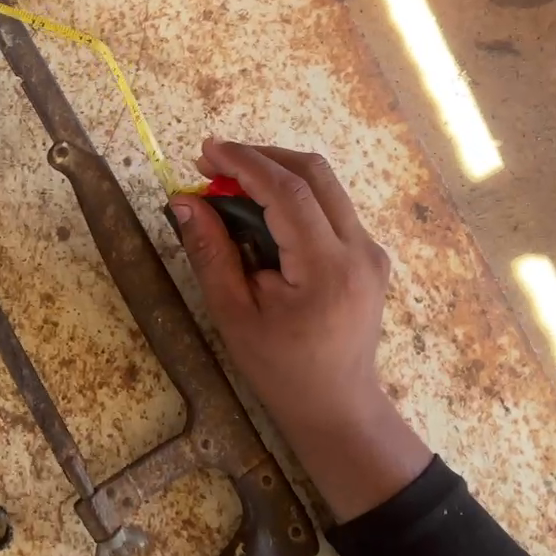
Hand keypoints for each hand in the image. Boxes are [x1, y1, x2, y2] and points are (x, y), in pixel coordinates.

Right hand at [171, 140, 429, 520]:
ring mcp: (370, 250)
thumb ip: (211, 251)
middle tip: (213, 163)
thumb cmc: (278, 367)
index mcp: (327, 269)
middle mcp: (360, 250)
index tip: (205, 151)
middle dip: (261, 157)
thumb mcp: (233, 313)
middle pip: (314, 173)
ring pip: (325, 184)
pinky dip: (291, 194)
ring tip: (229, 183)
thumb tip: (184, 200)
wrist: (337, 405)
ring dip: (275, 172)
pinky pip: (329, 205)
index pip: (288, 192)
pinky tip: (258, 210)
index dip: (244, 162)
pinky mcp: (368, 253)